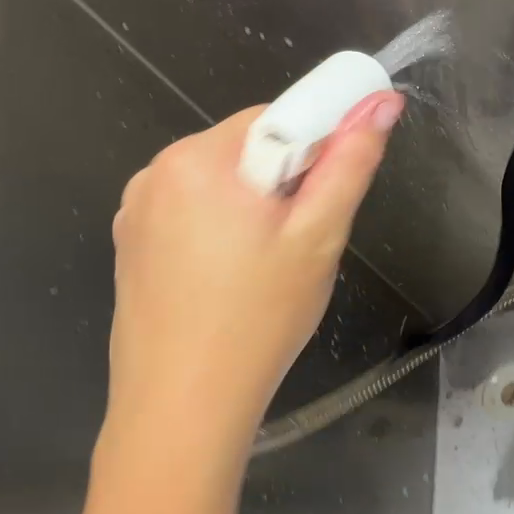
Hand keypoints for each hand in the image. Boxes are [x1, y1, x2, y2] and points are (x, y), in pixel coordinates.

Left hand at [105, 94, 402, 443]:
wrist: (181, 410)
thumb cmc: (258, 317)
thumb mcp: (319, 235)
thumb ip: (351, 162)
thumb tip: (383, 103)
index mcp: (198, 160)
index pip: (277, 115)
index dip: (318, 143)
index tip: (334, 188)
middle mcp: (156, 173)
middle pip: (249, 147)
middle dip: (289, 179)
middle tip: (308, 234)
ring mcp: (136, 212)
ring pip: (225, 180)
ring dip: (260, 203)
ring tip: (275, 261)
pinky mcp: (131, 246)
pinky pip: (196, 210)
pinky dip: (227, 226)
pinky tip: (238, 276)